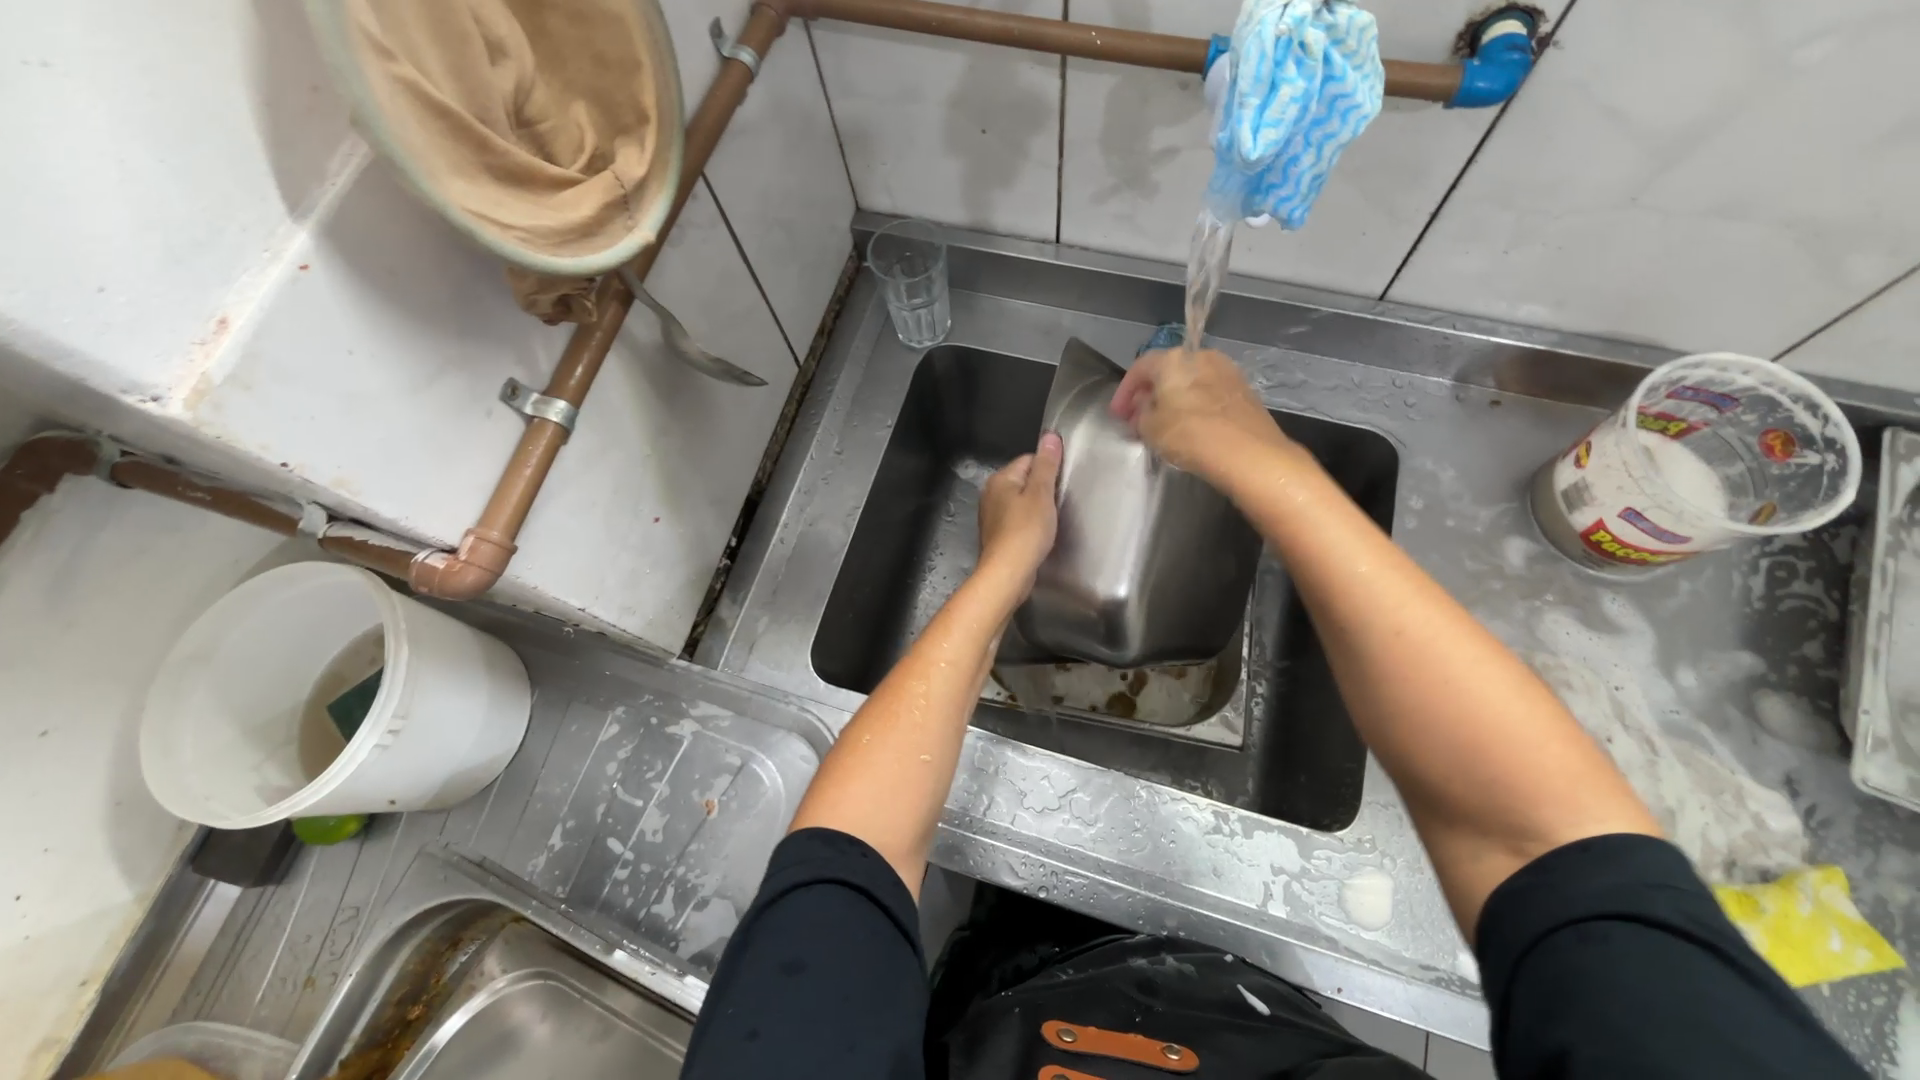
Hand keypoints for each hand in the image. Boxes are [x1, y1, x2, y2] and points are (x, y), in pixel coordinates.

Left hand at [977, 433, 1062, 588]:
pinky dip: (1030, 524)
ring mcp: (992, 516)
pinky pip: (1018, 521)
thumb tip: (1049, 436)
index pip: (1029, 460)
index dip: (1049, 469)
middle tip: (1060, 503)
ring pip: (1022, 502)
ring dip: (1038, 508)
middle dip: (1044, 489)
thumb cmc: (1026, 530)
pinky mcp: (998, 535)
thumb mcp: (1041, 493)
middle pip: (1025, 481)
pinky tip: (1041, 534)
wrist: (1008, 573)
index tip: (1063, 484)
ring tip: (1052, 520)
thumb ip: (1046, 465)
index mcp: (1000, 479)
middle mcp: (991, 494)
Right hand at [1111, 347, 1297, 481]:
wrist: (1249, 452)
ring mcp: (1227, 371)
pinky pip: (1209, 394)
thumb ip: (1140, 414)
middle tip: (1138, 419)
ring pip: (1190, 382)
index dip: (1124, 391)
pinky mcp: (1244, 391)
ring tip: (1163, 425)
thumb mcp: (1150, 429)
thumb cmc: (1190, 435)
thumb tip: (1145, 408)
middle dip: (1149, 395)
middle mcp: (1201, 357)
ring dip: (1173, 400)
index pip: (1140, 368)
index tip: (1117, 414)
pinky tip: (1190, 426)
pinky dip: (1194, 406)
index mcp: (1173, 360)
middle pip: (1167, 372)